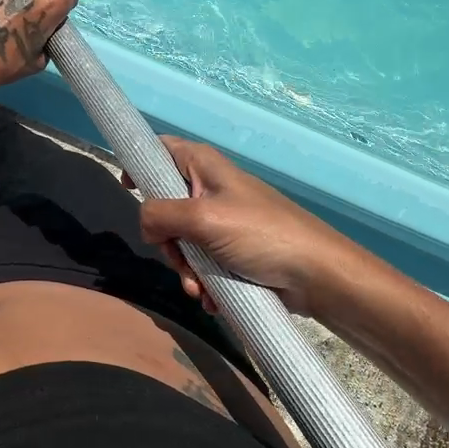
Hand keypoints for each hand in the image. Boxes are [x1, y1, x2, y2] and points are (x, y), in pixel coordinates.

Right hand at [135, 136, 367, 315]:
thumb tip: (145, 224)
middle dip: (167, 240)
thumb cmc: (261, 234)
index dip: (139, 163)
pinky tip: (212, 298)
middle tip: (178, 257)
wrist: (320, 276)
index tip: (128, 189)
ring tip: (200, 289)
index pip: (159, 148)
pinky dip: (203, 280)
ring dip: (185, 268)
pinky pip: (203, 262)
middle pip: (165, 205)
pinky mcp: (235, 251)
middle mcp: (210, 188)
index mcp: (203, 166)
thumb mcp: (202, 219)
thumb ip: (160, 215)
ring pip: (182, 240)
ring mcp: (223, 221)